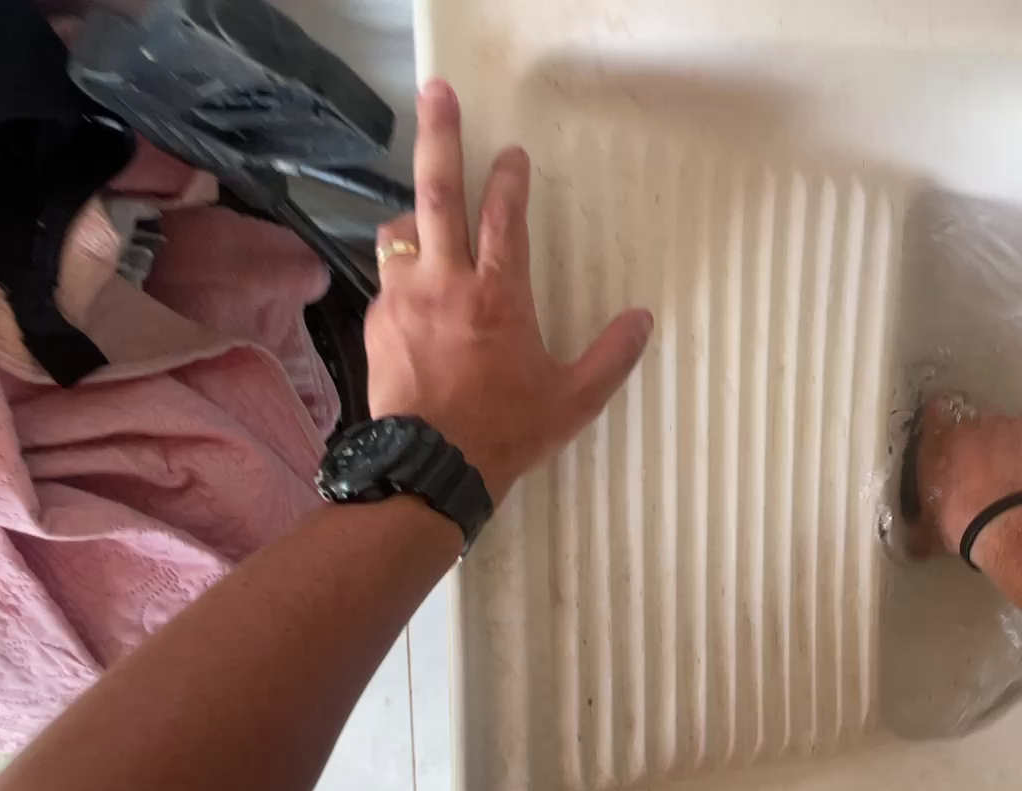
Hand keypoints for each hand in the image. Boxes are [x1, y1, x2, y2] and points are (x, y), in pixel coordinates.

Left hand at [364, 79, 654, 500]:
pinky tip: (414, 280)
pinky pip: (386, 274)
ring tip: (430, 215)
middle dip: (440, 137)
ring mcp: (404, 299)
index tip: (512, 154)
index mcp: (500, 296)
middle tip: (439, 93)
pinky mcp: (378, 321)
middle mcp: (447, 283)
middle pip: (438, 193)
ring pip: (402, 230)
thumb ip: (612, 357)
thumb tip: (643, 320)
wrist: (433, 466)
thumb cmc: (509, 430)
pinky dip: (402, 264)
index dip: (510, 178)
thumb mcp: (574, 399)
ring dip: (418, 213)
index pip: (505, 216)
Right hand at [910, 393, 1021, 559]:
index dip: (937, 423)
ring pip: (997, 430)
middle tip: (974, 470)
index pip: (932, 413)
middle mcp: (967, 426)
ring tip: (1003, 475)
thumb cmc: (961, 524)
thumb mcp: (929, 532)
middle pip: (968, 424)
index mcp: (935, 443)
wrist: (1012, 524)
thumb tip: (911, 545)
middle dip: (970, 442)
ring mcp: (1003, 426)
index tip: (943, 439)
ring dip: (997, 446)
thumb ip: (917, 528)